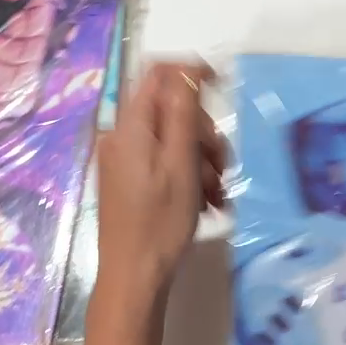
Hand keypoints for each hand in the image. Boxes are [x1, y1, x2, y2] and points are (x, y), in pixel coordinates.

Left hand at [95, 61, 224, 301]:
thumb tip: (187, 69)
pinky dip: (189, 176)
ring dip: (202, 160)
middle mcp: (122, 136)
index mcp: (131, 126)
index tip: (223, 87)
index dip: (191, 72)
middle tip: (220, 166)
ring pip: (173, 139)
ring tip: (216, 193)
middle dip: (203, 132)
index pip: (158, 72)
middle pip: (171, 109)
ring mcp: (125, 159)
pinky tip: (206, 203)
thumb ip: (183, 113)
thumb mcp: (181, 164)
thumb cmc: (160, 222)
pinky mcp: (130, 181)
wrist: (134, 275)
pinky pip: (165, 163)